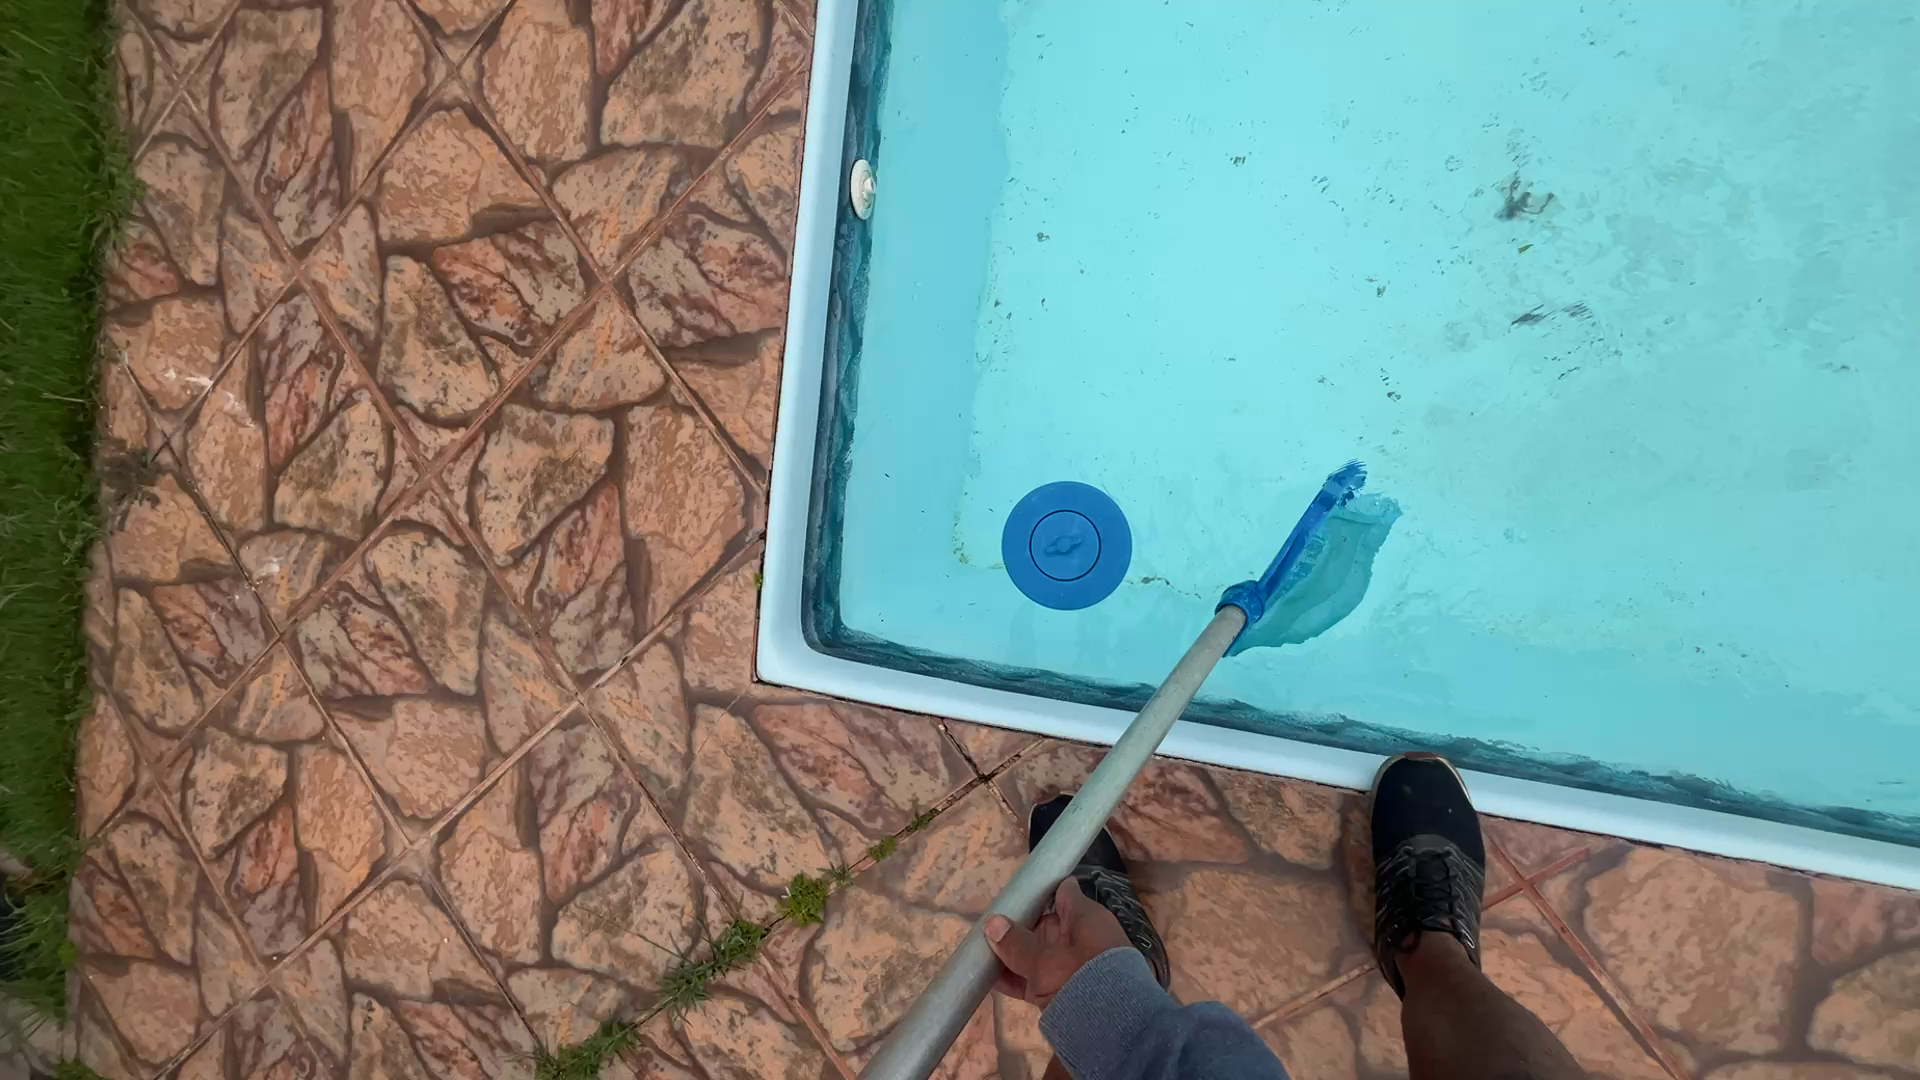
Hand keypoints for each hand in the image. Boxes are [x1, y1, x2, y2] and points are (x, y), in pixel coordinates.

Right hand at [984, 877, 1133, 1008]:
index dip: (1042, 890)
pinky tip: (992, 980)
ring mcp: (1074, 966)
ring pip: (1039, 955)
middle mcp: (1081, 938)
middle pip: (1045, 925)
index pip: (1063, 892)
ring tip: (983, 954)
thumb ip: (1017, 944)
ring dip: (1014, 956)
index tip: (1017, 892)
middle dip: (1019, 928)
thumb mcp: (1044, 962)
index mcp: (1085, 918)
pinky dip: (1018, 980)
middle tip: (988, 928)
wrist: (1115, 1032)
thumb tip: (991, 923)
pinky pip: (1038, 980)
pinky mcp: (1067, 994)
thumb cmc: (1081, 979)